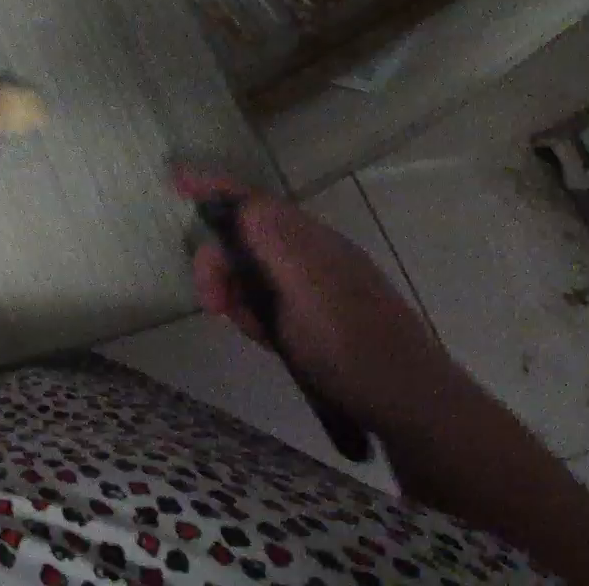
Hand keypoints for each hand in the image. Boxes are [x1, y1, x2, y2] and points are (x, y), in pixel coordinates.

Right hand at [174, 168, 463, 433]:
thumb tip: (242, 200)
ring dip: (235, 294)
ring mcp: (315, 286)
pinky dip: (253, 313)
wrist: (411, 409)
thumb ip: (273, 243)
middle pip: (244, 239)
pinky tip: (264, 337)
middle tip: (211, 305)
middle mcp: (312, 255)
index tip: (176, 179)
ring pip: (251, 272)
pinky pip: (266, 299)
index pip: (254, 203)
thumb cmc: (352, 347)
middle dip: (218, 265)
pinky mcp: (315, 315)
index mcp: (311, 242)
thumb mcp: (306, 290)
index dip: (214, 188)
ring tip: (247, 328)